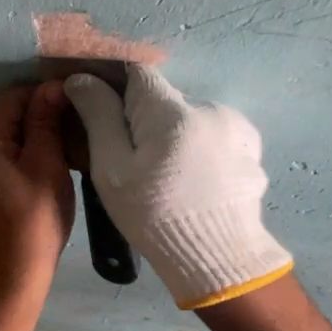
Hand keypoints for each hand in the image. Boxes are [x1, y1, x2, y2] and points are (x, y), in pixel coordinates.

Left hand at [0, 82, 75, 294]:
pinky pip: (10, 149)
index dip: (47, 94)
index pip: (13, 96)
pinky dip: (34, 147)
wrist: (16, 271)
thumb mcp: (46, 164)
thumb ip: (46, 122)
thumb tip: (54, 86)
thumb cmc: (34, 219)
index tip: (80, 100)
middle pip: (10, 112)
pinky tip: (60, 156)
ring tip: (76, 139)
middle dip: (46, 112)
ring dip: (43, 130)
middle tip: (82, 120)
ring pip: (13, 130)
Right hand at [63, 64, 292, 308]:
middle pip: (161, 97)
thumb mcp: (111, 169)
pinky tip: (189, 179)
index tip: (99, 112)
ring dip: (170, 133)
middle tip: (127, 158)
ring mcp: (235, 127)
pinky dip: (194, 147)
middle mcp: (209, 108)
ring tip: (162, 174)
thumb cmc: (155, 215)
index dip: (113, 86)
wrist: (220, 259)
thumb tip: (81, 78)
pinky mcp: (250, 147)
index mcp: (172, 111)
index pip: (136, 72)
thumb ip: (98, 116)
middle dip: (141, 118)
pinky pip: (210, 133)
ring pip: (186, 116)